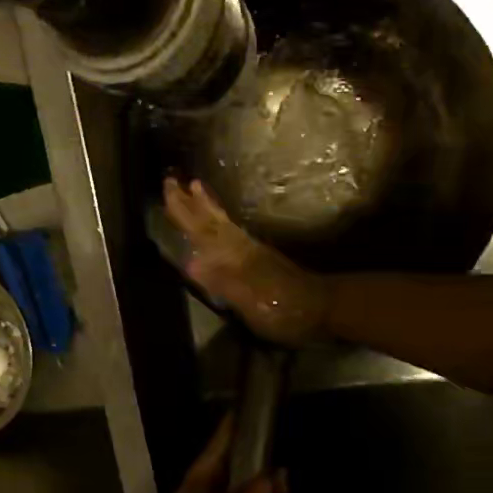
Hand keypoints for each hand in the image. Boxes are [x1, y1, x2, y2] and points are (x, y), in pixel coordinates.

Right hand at [164, 177, 330, 345]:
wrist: (325, 309)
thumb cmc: (286, 311)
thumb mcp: (254, 304)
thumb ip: (224, 283)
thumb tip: (191, 263)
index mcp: (237, 258)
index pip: (204, 231)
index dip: (185, 213)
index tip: (167, 188)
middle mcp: (244, 249)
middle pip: (213, 223)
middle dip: (192, 204)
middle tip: (172, 180)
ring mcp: (255, 253)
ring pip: (224, 225)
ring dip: (207, 208)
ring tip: (196, 188)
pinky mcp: (265, 261)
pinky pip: (234, 234)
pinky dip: (223, 224)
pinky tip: (221, 226)